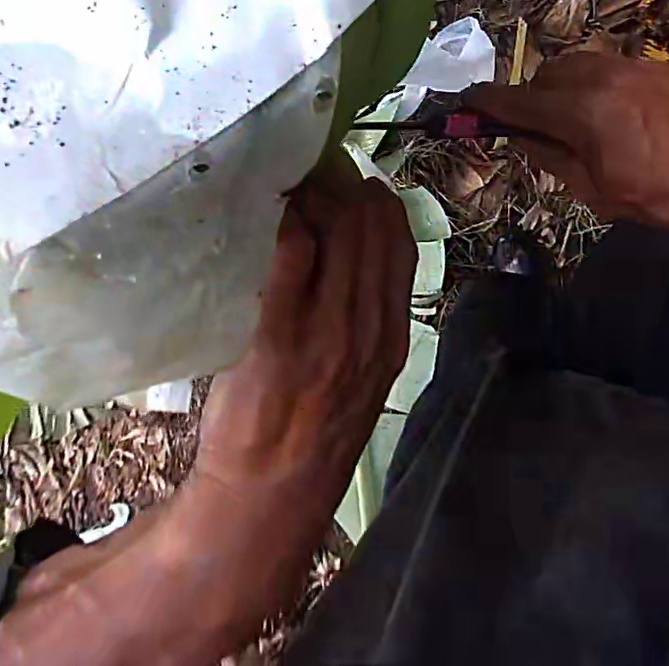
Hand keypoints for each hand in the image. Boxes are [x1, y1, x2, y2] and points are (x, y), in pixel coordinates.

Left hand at [194, 162, 413, 510]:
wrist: (268, 494)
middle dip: (343, 186)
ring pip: (338, 230)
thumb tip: (348, 251)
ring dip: (315, 196)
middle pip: (370, 226)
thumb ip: (363, 315)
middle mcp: (369, 326)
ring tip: (291, 188)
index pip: (400, 242)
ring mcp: (327, 330)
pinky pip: (292, 255)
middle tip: (313, 174)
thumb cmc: (311, 432)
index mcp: (392, 333)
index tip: (353, 182)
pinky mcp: (280, 335)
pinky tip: (271, 216)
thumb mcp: (360, 374)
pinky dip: (285, 224)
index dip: (378, 200)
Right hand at [466, 52, 668, 254]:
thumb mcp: (593, 190)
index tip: (465, 105)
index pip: (515, 100)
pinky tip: (606, 113)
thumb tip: (516, 135)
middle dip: (526, 99)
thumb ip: (547, 156)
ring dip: (556, 88)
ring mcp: (629, 66)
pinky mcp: (653, 66)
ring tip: (570, 121)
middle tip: (530, 130)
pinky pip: (603, 66)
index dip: (484, 103)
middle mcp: (600, 76)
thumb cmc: (662, 199)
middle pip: (540, 76)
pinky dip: (588, 83)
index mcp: (580, 111)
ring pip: (570, 65)